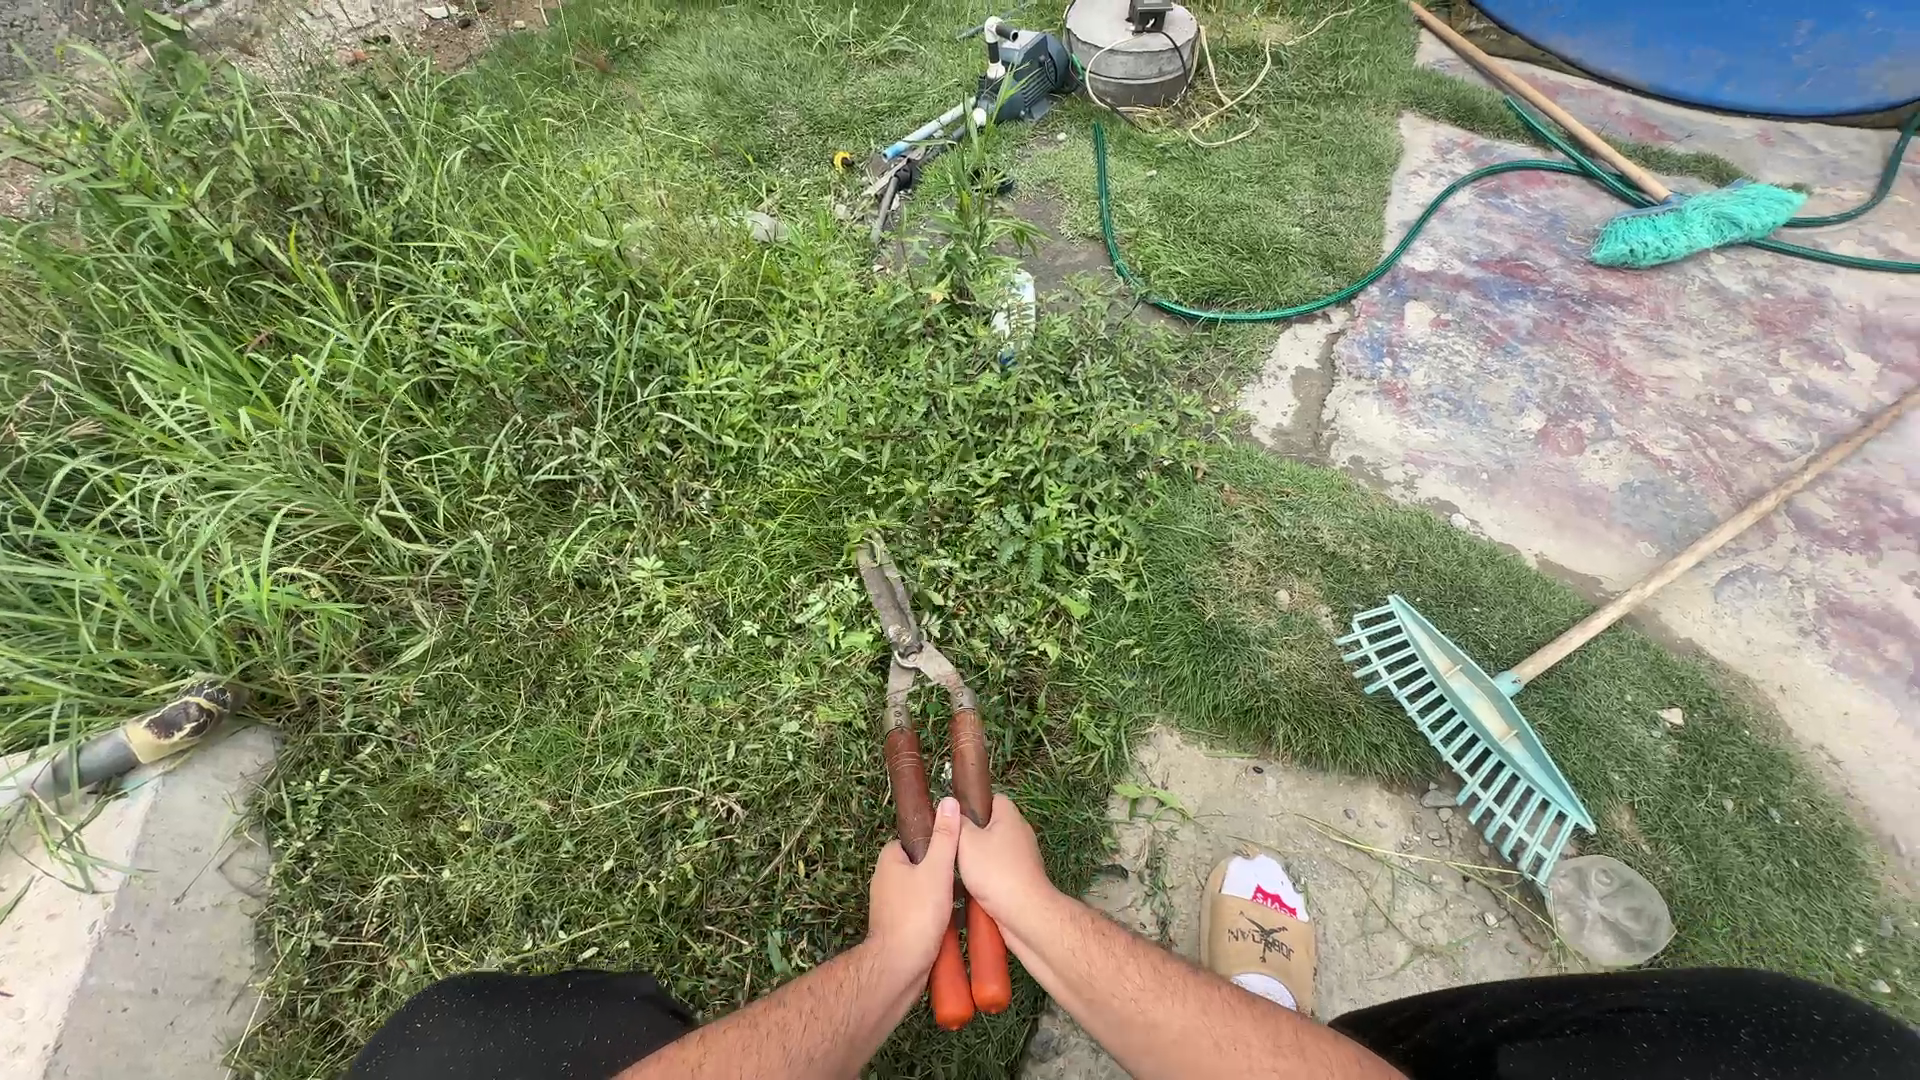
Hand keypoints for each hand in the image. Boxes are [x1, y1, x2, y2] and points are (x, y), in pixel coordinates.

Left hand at [865, 796, 960, 984]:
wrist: (899, 969)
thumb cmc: (917, 914)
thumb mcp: (937, 869)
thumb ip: (945, 837)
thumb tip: (949, 801)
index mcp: (889, 860)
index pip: (913, 839)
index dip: (934, 842)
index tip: (956, 848)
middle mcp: (885, 881)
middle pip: (920, 866)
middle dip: (941, 872)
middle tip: (964, 875)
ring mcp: (890, 907)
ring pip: (922, 891)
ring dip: (941, 896)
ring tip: (965, 900)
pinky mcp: (898, 929)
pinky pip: (921, 913)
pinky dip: (936, 916)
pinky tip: (955, 923)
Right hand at [956, 794, 1056, 924]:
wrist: (1024, 913)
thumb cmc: (995, 872)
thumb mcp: (967, 841)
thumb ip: (958, 822)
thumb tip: (951, 808)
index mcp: (1010, 816)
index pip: (992, 798)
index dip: (973, 804)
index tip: (956, 818)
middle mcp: (1020, 832)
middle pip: (992, 826)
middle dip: (973, 836)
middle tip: (953, 845)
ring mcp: (1024, 857)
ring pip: (994, 851)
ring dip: (979, 860)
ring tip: (958, 869)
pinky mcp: (1023, 878)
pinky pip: (1001, 871)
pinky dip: (988, 878)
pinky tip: (972, 888)